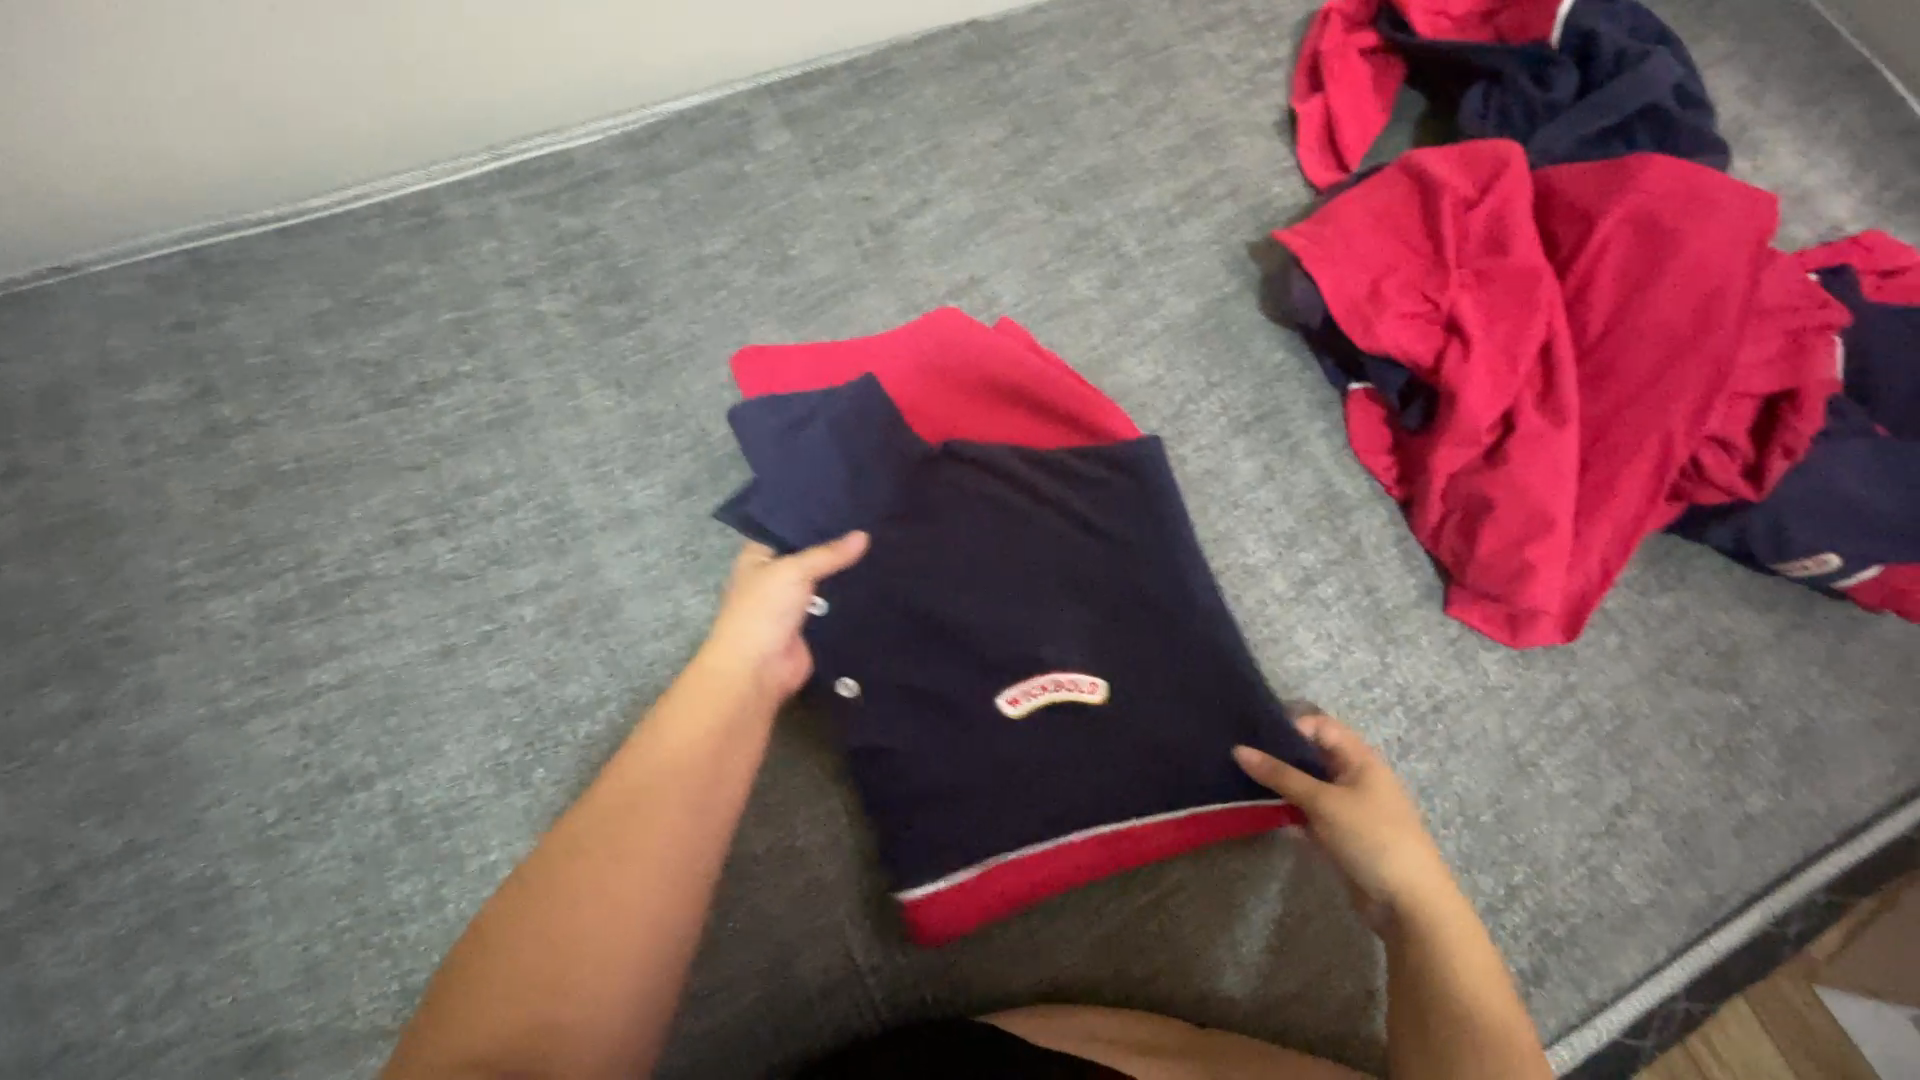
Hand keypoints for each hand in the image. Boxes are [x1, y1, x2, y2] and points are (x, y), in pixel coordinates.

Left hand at [698, 533, 869, 702]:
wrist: (758, 669)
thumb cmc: (763, 610)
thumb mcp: (793, 570)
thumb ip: (829, 553)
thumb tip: (864, 535)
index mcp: (758, 556)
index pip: (789, 527)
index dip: (814, 517)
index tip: (847, 503)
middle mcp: (774, 576)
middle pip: (809, 555)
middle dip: (835, 544)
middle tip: (871, 522)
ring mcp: (793, 602)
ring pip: (824, 580)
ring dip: (845, 571)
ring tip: (880, 545)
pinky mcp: (811, 625)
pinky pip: (834, 605)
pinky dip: (850, 597)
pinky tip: (877, 580)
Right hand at [1233, 710, 1453, 930]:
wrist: (1408, 902)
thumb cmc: (1371, 838)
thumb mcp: (1324, 802)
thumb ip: (1281, 775)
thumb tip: (1238, 750)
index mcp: (1361, 759)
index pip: (1321, 726)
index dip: (1290, 726)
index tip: (1255, 735)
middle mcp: (1354, 777)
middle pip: (1312, 754)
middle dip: (1279, 754)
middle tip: (1240, 756)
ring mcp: (1347, 806)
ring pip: (1307, 784)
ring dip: (1280, 783)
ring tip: (1241, 779)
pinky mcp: (1339, 832)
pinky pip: (1308, 810)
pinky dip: (1287, 808)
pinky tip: (1259, 808)